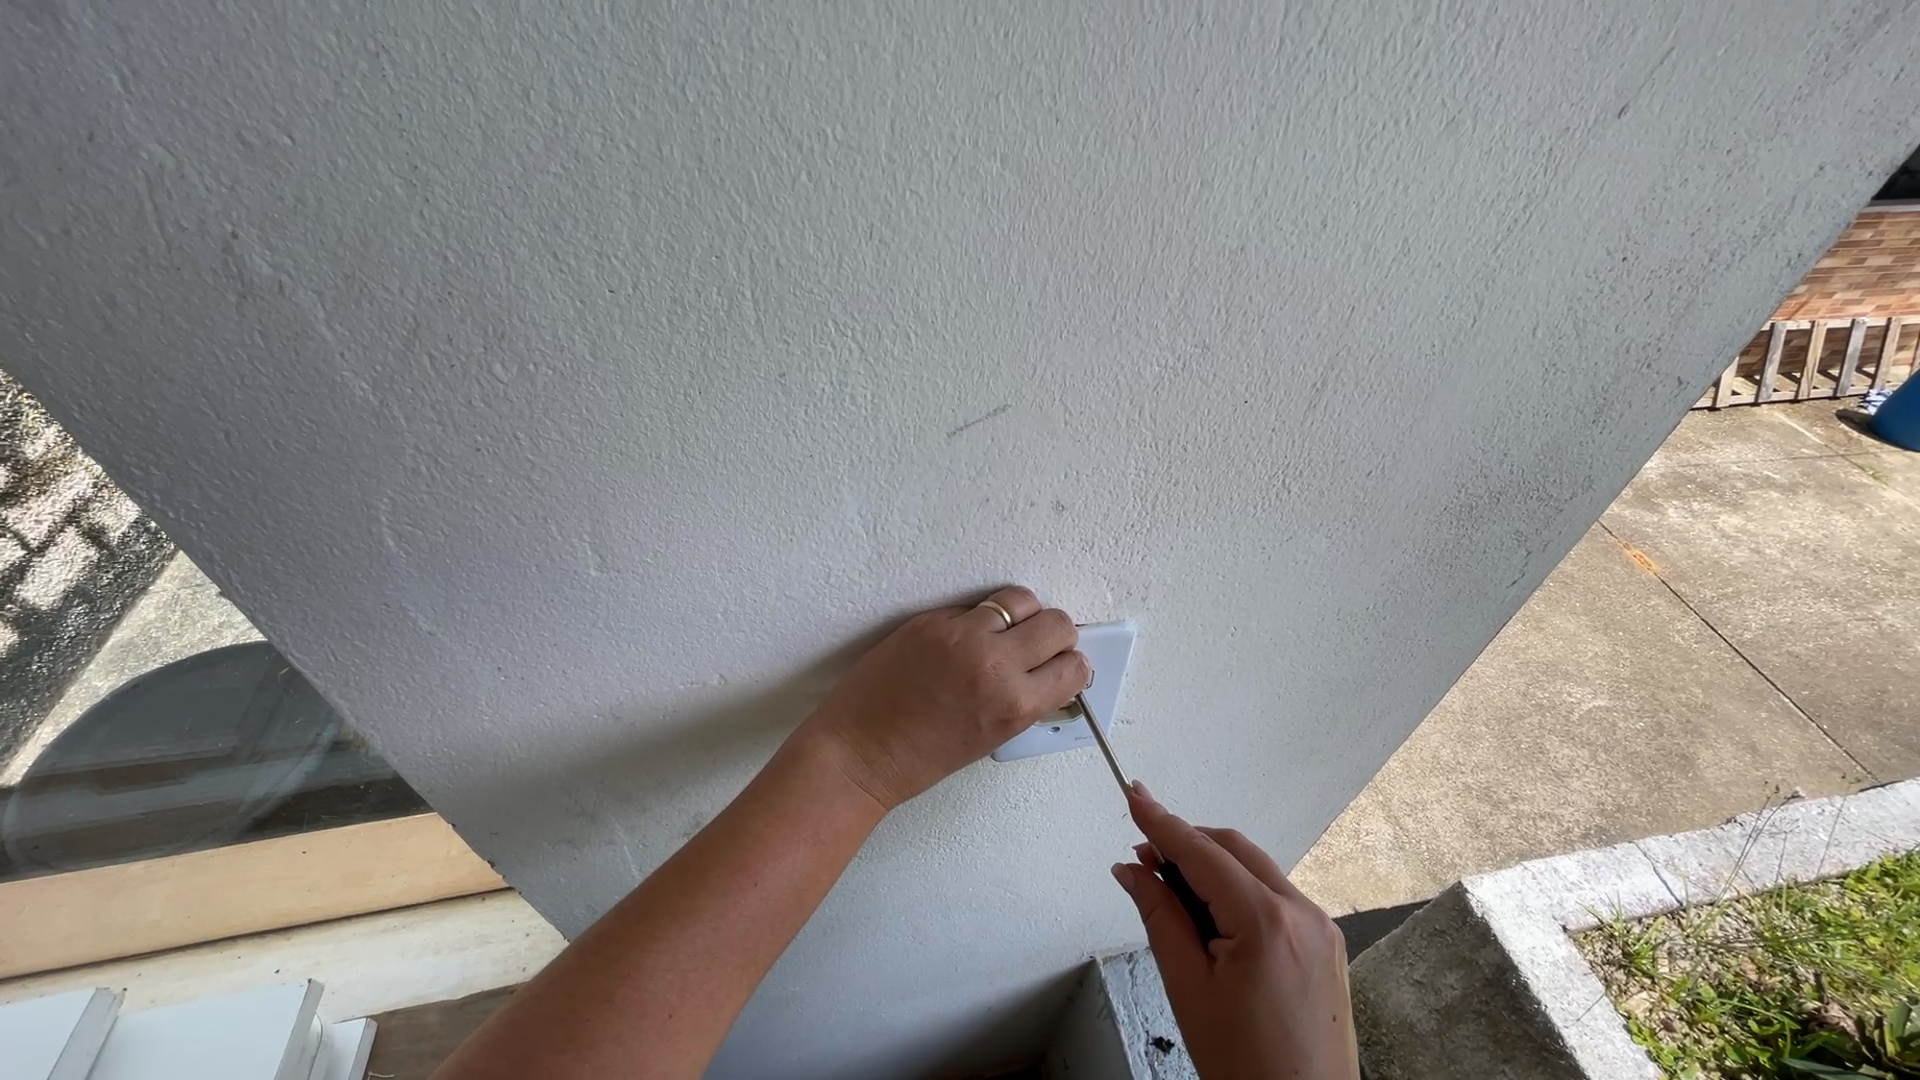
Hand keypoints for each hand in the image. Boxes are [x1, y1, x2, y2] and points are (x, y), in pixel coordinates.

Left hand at [799, 586, 1090, 811]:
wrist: (859, 752)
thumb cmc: (920, 757)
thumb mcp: (991, 737)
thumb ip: (1023, 700)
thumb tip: (1048, 672)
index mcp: (1015, 705)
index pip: (1073, 666)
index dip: (1070, 664)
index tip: (1060, 665)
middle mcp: (995, 665)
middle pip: (1058, 622)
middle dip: (1055, 634)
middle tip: (1038, 645)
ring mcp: (961, 636)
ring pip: (1020, 599)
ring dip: (1020, 614)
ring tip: (1004, 631)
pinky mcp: (931, 622)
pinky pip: (973, 606)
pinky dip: (976, 618)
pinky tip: (962, 639)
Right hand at [1112, 784, 1359, 1079]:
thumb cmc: (1248, 1068)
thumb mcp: (1187, 987)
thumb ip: (1158, 915)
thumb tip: (1133, 871)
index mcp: (1267, 923)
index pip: (1200, 851)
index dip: (1160, 821)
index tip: (1135, 795)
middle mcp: (1303, 914)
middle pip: (1232, 848)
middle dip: (1185, 842)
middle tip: (1143, 857)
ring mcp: (1321, 928)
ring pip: (1254, 866)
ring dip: (1211, 865)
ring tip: (1173, 892)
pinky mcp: (1326, 943)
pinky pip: (1274, 892)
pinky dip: (1238, 888)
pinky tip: (1212, 913)